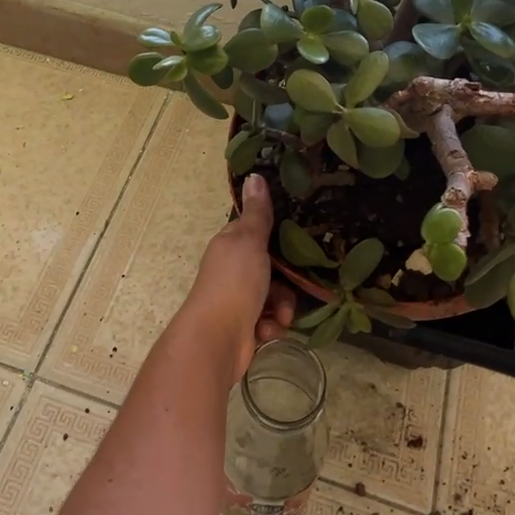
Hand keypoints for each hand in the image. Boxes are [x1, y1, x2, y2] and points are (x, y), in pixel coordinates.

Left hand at [180, 174, 296, 380]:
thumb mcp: (249, 241)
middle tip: (293, 287)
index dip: (275, 237)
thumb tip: (254, 174)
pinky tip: (267, 332)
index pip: (255, 233)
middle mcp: (232, 271)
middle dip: (286, 281)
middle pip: (271, 268)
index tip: (298, 242)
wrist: (216, 340)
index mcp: (230, 246)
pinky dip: (272, 327)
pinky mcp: (244, 328)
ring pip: (275, 297)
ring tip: (280, 316)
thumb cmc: (234, 282)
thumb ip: (257, 213)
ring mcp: (237, 301)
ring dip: (282, 307)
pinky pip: (269, 322)